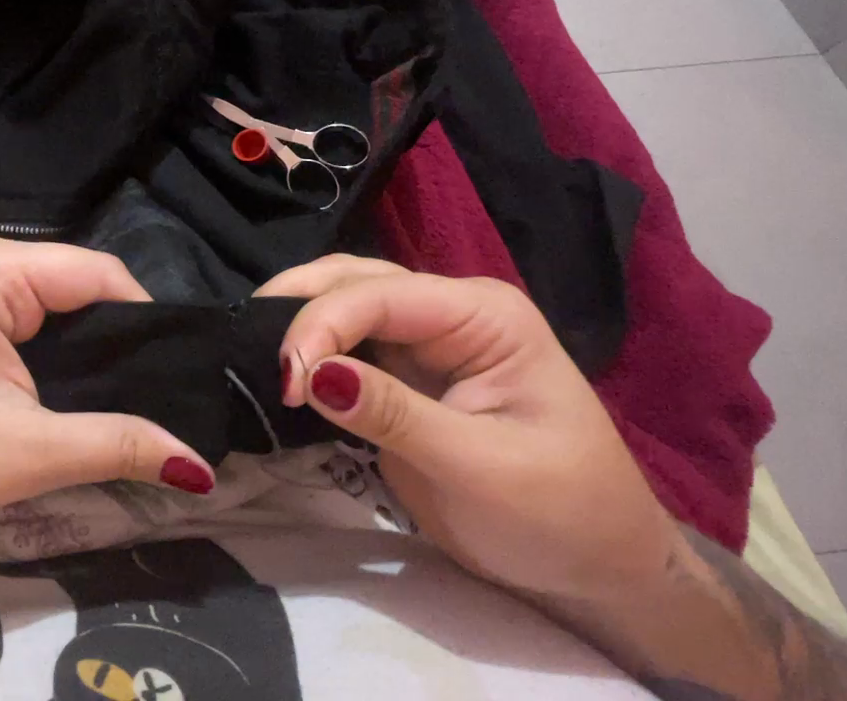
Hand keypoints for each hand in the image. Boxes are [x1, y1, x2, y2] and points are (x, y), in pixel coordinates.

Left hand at [0, 236, 214, 540]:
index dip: (148, 322)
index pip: (99, 274)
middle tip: (167, 396)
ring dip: (98, 347)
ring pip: (63, 302)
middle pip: (83, 283)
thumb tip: (202, 468)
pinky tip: (90, 388)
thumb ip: (115, 446)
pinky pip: (38, 316)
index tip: (183, 380)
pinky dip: (67, 350)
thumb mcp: (24, 454)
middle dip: (125, 337)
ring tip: (139, 397)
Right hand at [261, 254, 681, 605]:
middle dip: (296, 307)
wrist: (595, 567)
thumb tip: (314, 375)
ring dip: (293, 321)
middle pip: (351, 279)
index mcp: (482, 314)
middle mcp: (448, 310)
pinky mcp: (400, 373)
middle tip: (253, 356)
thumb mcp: (480, 469)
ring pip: (339, 301)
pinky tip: (278, 369)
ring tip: (252, 356)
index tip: (288, 385)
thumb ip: (395, 415)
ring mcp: (423, 339)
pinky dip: (306, 351)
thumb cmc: (561, 516)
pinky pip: (341, 344)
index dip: (321, 326)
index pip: (379, 295)